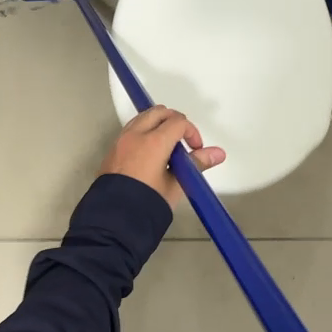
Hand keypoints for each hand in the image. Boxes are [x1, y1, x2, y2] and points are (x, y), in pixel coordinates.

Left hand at [99, 106, 224, 206]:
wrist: (115, 219)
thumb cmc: (149, 203)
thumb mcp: (176, 184)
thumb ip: (196, 164)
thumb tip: (219, 153)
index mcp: (154, 142)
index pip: (178, 122)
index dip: (191, 132)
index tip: (196, 149)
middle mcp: (135, 135)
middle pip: (158, 112)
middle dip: (174, 121)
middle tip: (183, 141)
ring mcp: (121, 141)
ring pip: (142, 118)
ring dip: (157, 124)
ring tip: (166, 147)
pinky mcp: (112, 150)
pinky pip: (131, 130)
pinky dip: (143, 132)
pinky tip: (150, 154)